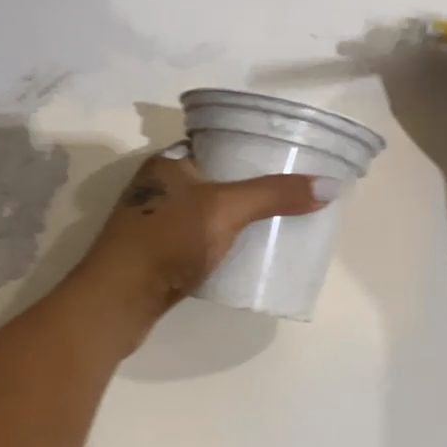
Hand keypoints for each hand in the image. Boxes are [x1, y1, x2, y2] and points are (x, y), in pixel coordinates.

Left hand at [68, 146, 330, 348]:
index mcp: (169, 162)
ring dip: (239, 217)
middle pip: (218, 179)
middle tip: (293, 193)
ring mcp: (157, 222)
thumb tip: (330, 184)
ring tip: (280, 222)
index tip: (290, 159)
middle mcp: (160, 186)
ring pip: (210, 212)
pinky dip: (225, 242)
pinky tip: (248, 253)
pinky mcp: (159, 254)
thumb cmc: (166, 241)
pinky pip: (202, 240)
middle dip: (253, 186)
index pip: (218, 144)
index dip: (252, 149)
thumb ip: (274, 194)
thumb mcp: (226, 209)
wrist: (116, 302)